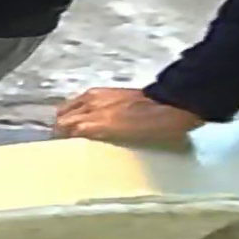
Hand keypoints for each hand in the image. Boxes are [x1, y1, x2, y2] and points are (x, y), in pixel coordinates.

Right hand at [54, 87, 203, 145]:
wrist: (178, 104)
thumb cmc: (160, 127)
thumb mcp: (132, 139)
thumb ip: (102, 138)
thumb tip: (83, 141)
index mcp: (97, 123)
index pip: (65, 131)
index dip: (62, 139)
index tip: (62, 147)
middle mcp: (90, 108)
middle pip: (61, 119)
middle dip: (60, 129)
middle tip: (65, 139)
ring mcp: (93, 98)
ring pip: (65, 109)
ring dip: (65, 118)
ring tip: (71, 126)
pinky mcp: (98, 91)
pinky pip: (76, 101)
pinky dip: (74, 109)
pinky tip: (83, 114)